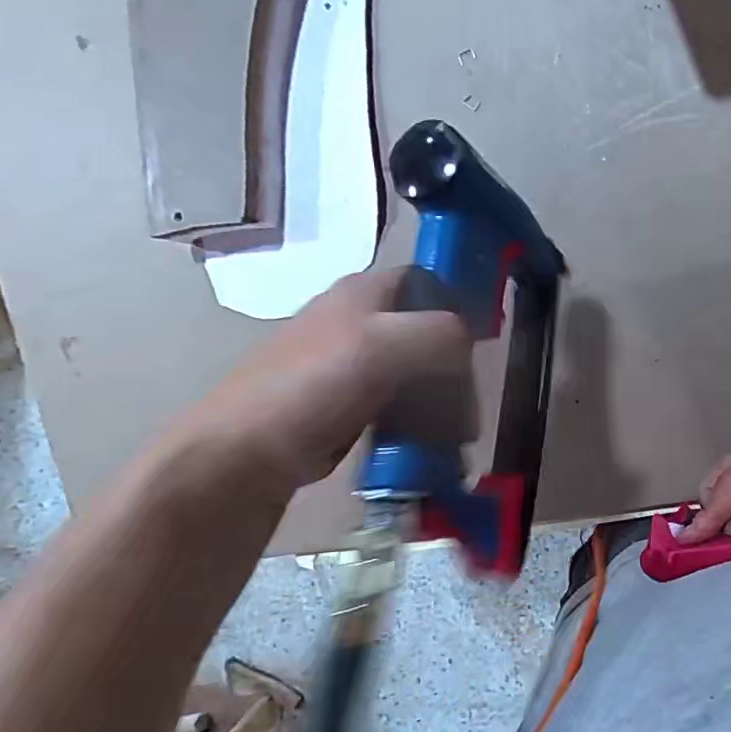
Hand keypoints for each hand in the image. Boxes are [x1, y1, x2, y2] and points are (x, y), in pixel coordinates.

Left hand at [163, 268, 469, 491]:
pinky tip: (426, 441)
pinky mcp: (350, 402)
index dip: (458, 303)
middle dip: (453, 368)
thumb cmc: (313, 384)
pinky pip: (400, 403)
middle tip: (468, 402)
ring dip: (440, 400)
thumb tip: (470, 343)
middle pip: (428, 333)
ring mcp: (353, 364)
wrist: (248, 449)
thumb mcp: (383, 345)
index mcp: (363, 293)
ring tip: (453, 432)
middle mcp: (360, 321)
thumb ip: (439, 333)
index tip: (481, 342)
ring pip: (417, 372)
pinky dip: (419, 419)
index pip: (427, 282)